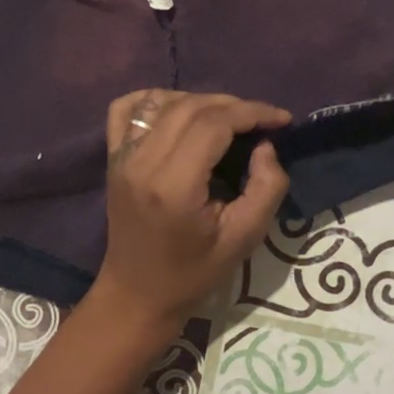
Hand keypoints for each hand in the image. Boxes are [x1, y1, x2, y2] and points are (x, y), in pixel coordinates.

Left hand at [93, 90, 291, 331]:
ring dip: (200, 100)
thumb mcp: (244, 239)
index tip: (281, 120)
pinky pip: (126, 108)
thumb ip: (266, 189)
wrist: (137, 294)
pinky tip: (179, 112)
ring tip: (227, 119)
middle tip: (261, 122)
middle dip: (233, 105)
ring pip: (161, 101)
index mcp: (174, 185)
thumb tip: (265, 146)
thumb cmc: (193, 272)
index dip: (252, 112)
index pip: (214, 123)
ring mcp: (121, 156)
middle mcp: (142, 161)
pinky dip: (155, 99)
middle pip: (191, 106)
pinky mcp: (112, 156)